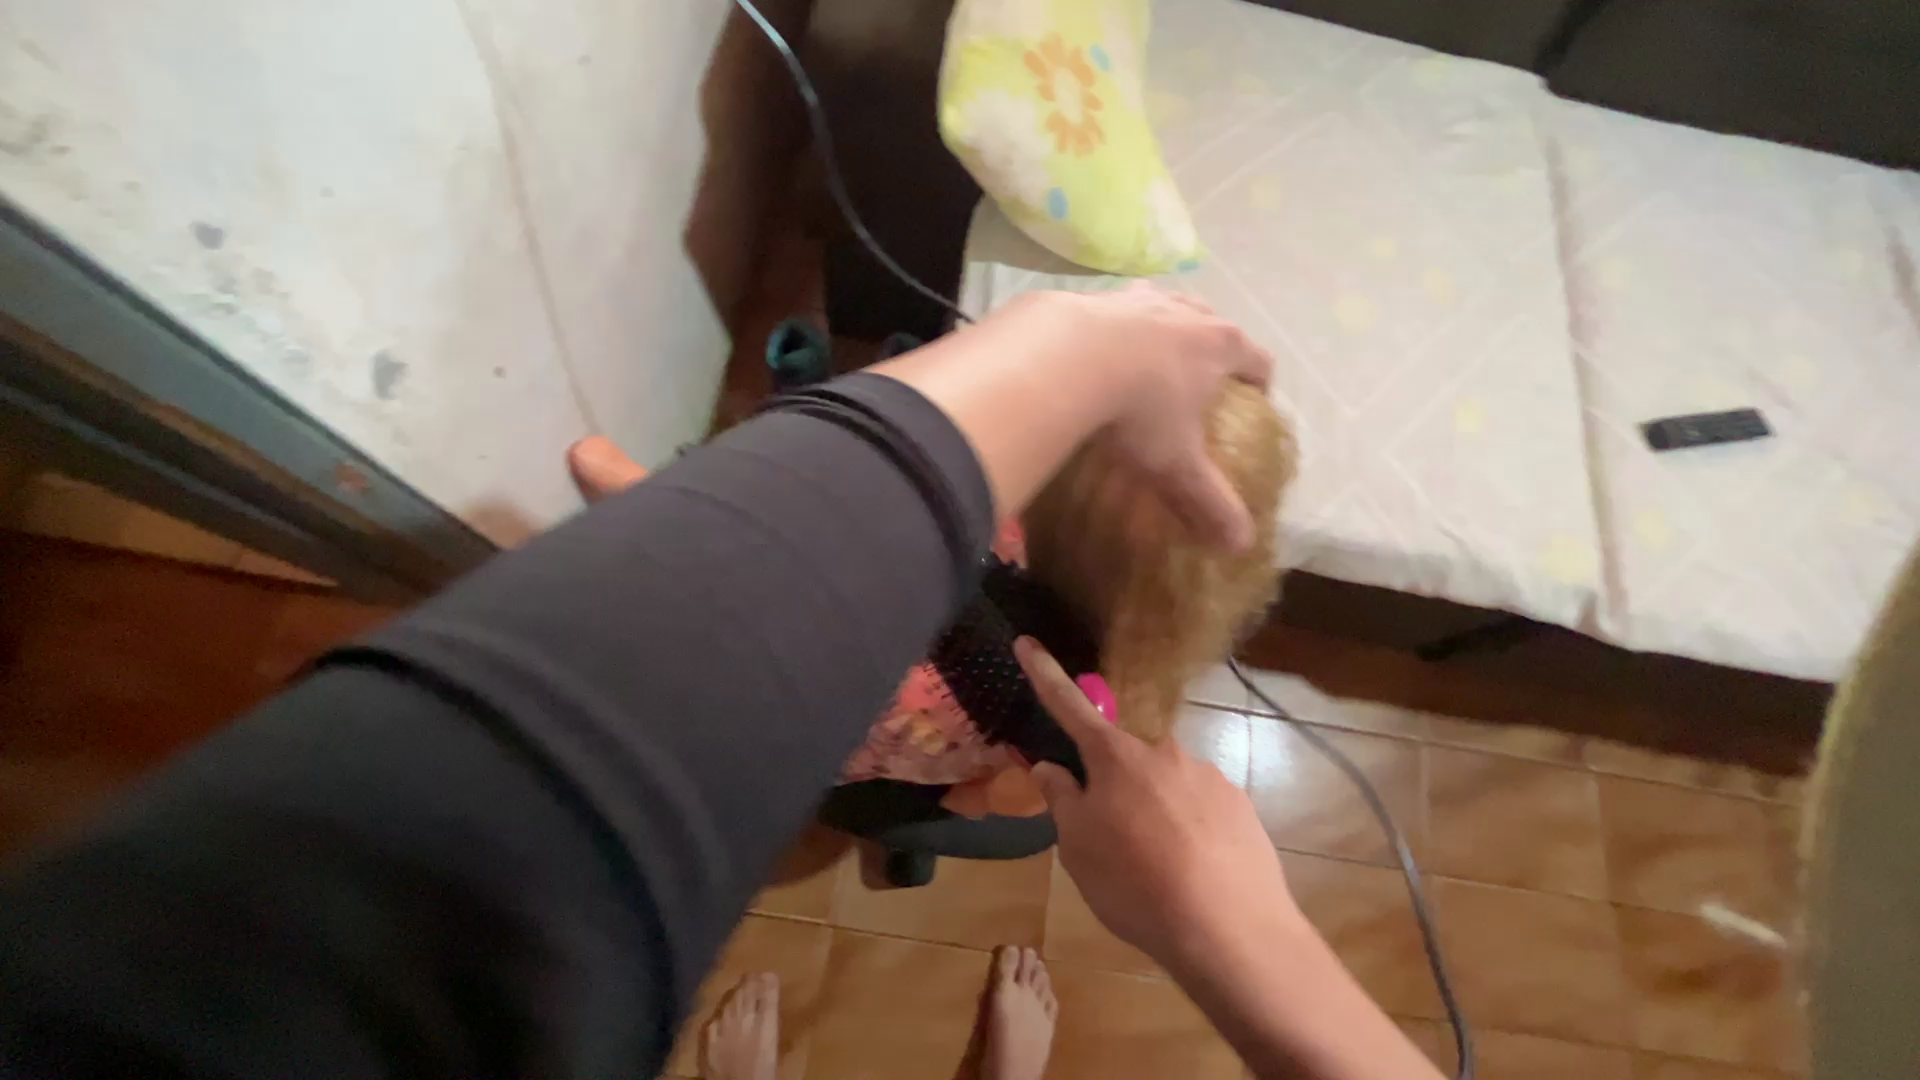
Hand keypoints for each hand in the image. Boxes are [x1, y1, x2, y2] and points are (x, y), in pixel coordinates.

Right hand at [1015, 637, 1299, 974]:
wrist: (1231, 932)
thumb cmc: (1136, 884)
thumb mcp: (1078, 847)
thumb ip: (1062, 799)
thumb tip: (1051, 767)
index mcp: (1116, 756)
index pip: (1069, 704)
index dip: (1044, 673)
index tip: (1026, 642)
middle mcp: (1163, 751)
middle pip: (1125, 755)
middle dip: (1113, 783)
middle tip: (1113, 835)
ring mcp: (1207, 774)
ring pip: (1165, 782)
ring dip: (1154, 809)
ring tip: (1158, 867)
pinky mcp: (1240, 805)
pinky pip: (1200, 806)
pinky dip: (1189, 828)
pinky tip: (1193, 870)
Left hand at [1036, 283, 1273, 550]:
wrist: (1068, 358)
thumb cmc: (1138, 410)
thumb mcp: (1175, 463)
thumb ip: (1208, 500)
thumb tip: (1240, 545)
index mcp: (1220, 346)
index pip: (1258, 360)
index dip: (1260, 381)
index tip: (1255, 400)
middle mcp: (1186, 312)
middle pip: (1214, 322)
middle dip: (1213, 347)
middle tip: (1200, 378)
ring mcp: (1140, 298)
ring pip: (1167, 304)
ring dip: (1166, 325)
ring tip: (1151, 354)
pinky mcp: (1095, 296)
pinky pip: (1114, 307)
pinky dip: (1113, 324)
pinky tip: (1095, 346)